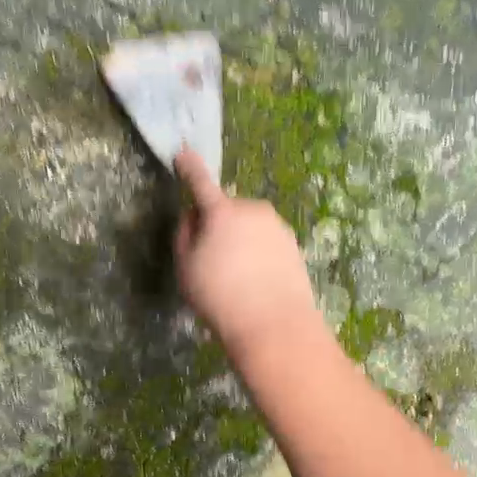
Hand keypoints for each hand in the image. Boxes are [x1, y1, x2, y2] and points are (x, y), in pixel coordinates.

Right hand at [173, 147, 328, 361]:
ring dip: (240, 244)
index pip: (200, 183)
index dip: (189, 168)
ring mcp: (277, 227)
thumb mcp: (186, 270)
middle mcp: (253, 210)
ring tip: (237, 283)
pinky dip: (259, 258)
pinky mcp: (294, 246)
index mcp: (222, 211)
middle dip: (218, 228)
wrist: (274, 325)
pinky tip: (257, 286)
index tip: (183, 152)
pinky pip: (267, 245)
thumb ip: (184, 237)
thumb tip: (193, 218)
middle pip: (227, 212)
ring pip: (249, 230)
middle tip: (211, 266)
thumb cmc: (220, 298)